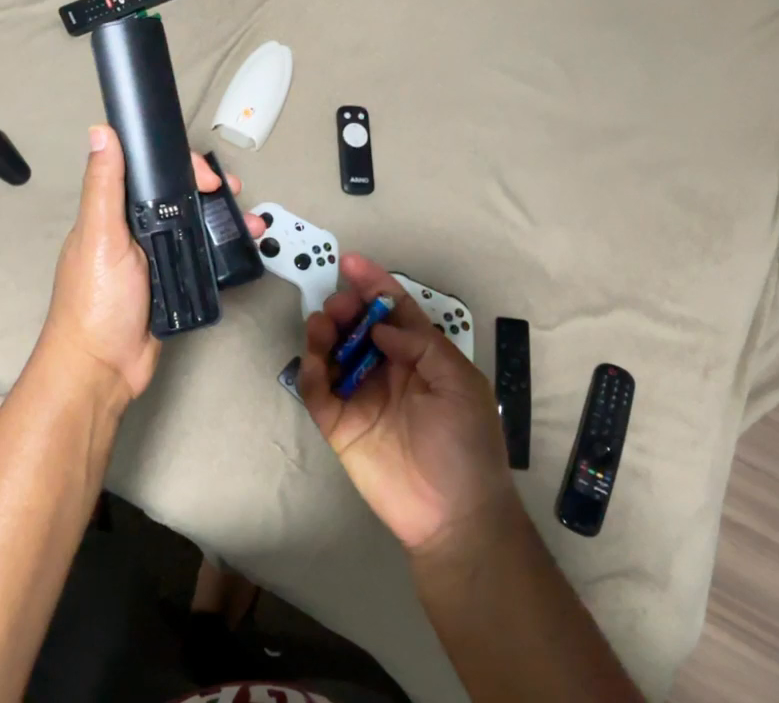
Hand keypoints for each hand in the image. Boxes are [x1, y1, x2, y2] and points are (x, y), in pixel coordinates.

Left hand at [38, 125, 263, 402]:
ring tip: (253, 222)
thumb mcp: (99, 236)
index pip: (148, 172)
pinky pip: (202, 257)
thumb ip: (104, 185)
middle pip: (178, 197)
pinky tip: (245, 246)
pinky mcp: (172, 283)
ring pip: (195, 226)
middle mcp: (134, 231)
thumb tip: (100, 131)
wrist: (104, 368)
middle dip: (210, 190)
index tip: (206, 173)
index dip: (179, 164)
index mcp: (112, 213)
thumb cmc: (96, 299)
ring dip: (225, 218)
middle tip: (235, 192)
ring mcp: (155, 258)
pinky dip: (224, 248)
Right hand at [298, 254, 516, 554]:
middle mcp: (386, 371)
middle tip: (340, 302)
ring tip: (324, 322)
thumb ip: (423, 345)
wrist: (455, 515)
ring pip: (332, 353)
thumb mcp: (460, 385)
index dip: (374, 285)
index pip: (393, 313)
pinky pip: (317, 391)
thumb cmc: (467, 446)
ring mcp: (360, 397)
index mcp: (420, 359)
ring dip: (324, 332)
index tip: (352, 261)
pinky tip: (316, 359)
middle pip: (357, 327)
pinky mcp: (339, 424)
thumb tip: (381, 324)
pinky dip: (311, 370)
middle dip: (346, 306)